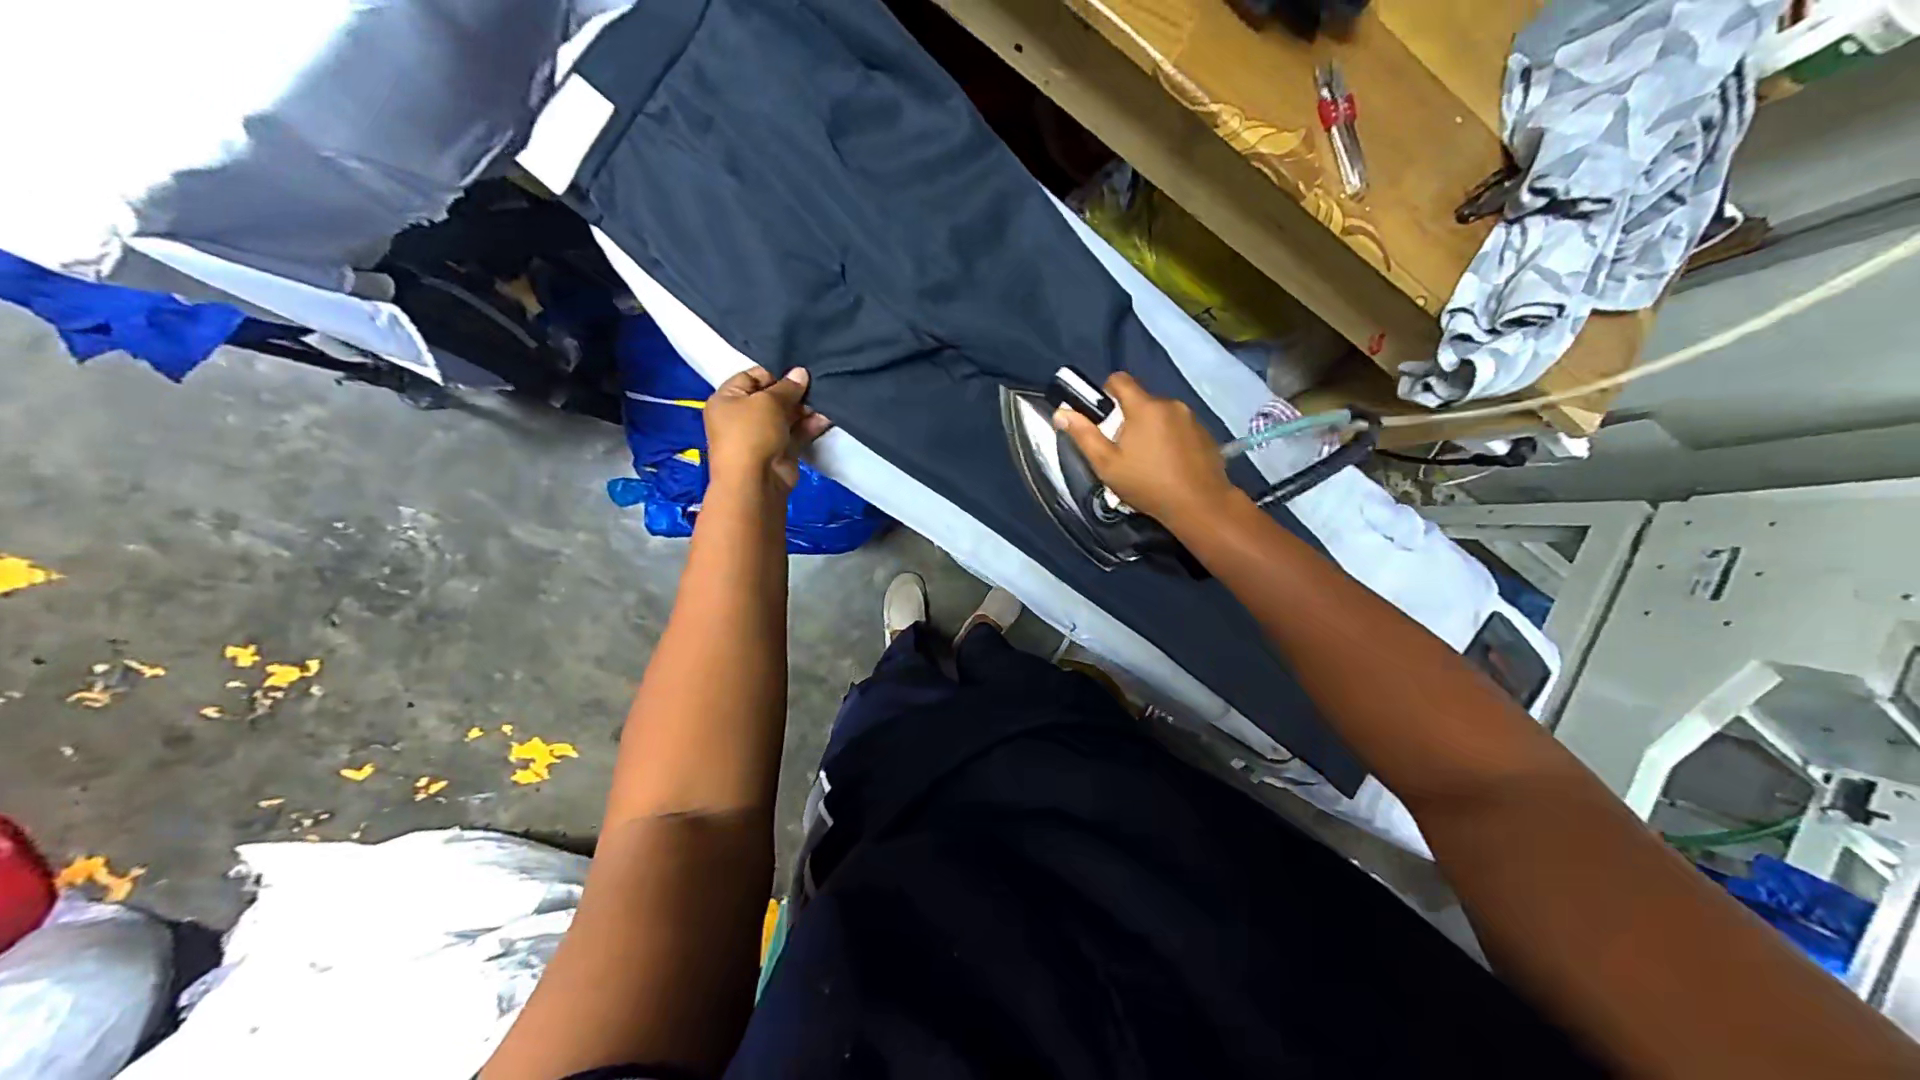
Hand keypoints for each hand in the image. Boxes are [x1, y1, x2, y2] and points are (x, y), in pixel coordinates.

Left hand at [704, 366, 832, 492]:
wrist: (755, 481)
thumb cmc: (752, 433)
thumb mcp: (768, 401)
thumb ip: (788, 387)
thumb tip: (801, 373)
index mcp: (727, 399)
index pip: (751, 377)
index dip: (775, 373)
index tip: (798, 371)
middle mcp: (742, 416)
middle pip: (771, 397)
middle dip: (794, 392)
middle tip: (817, 383)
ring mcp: (761, 435)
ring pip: (786, 416)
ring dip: (805, 409)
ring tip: (825, 400)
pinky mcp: (779, 451)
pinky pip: (796, 433)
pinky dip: (809, 426)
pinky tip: (826, 418)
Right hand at [1053, 372, 1238, 527]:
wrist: (1199, 504)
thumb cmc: (1147, 484)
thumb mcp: (1106, 464)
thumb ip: (1083, 435)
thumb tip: (1061, 413)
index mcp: (1144, 407)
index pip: (1120, 379)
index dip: (1106, 392)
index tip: (1103, 416)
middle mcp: (1170, 404)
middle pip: (1141, 401)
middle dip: (1129, 418)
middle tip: (1123, 450)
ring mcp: (1192, 418)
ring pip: (1162, 415)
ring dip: (1151, 429)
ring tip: (1148, 460)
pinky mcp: (1206, 434)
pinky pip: (1180, 427)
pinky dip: (1171, 439)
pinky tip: (1170, 465)